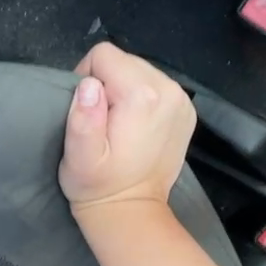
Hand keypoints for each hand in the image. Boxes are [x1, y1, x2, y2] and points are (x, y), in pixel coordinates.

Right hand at [59, 43, 195, 221]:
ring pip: (140, 70)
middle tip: (101, 120)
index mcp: (142, 96)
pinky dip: (141, 99)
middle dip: (107, 83)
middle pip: (124, 59)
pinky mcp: (186, 109)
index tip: (86, 109)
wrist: (131, 211)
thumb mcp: (79, 158)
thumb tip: (89, 84)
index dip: (85, 77)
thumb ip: (83, 118)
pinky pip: (155, 85)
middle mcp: (169, 90)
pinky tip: (135, 126)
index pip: (104, 54)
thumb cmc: (98, 186)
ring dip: (123, 90)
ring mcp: (182, 100)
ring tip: (117, 124)